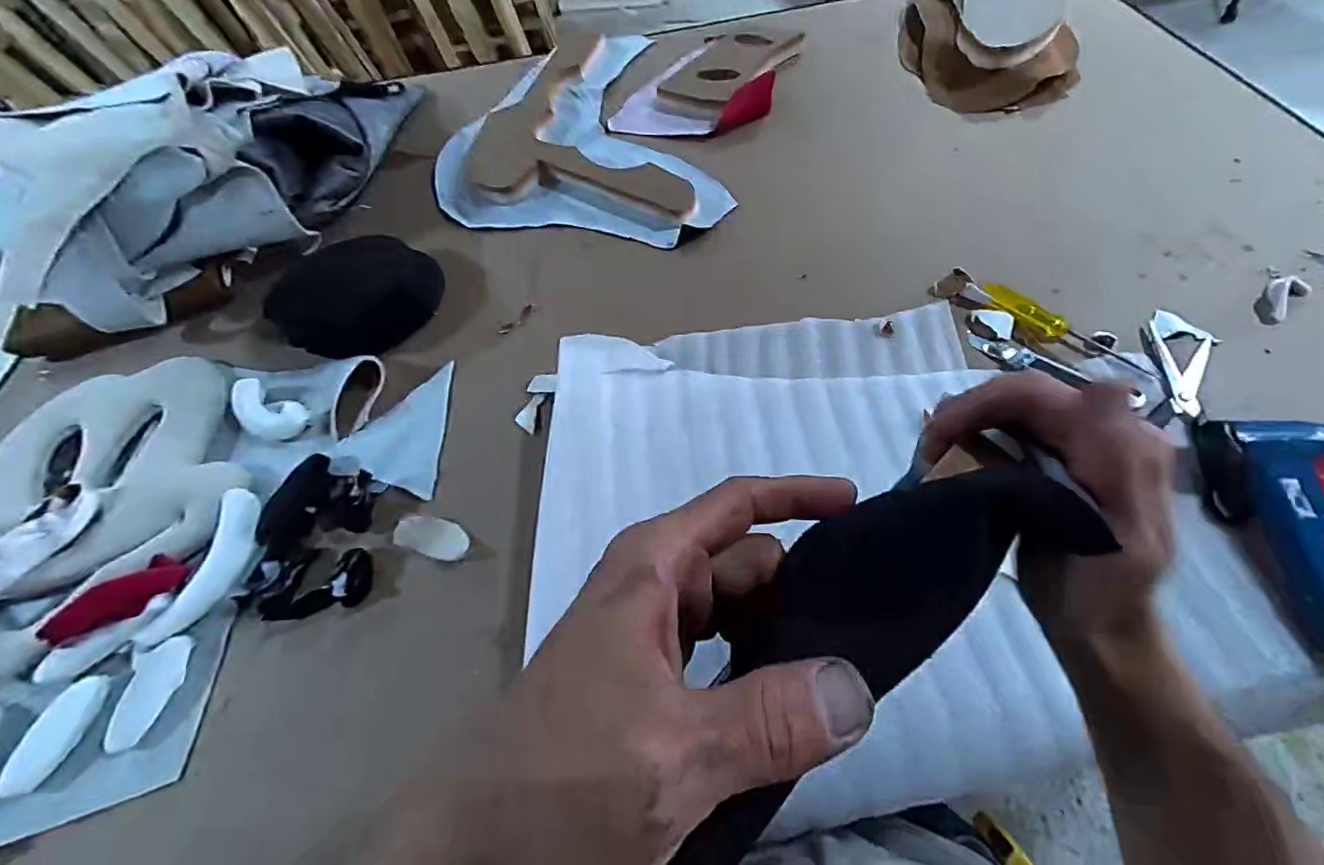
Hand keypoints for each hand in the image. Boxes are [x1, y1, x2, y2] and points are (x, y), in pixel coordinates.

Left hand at [368, 477, 875, 863]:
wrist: (459, 862)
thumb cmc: (555, 786)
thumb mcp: (670, 756)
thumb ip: (767, 720)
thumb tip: (858, 690)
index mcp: (653, 567)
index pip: (740, 503)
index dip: (799, 495)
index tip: (855, 505)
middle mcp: (654, 588)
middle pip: (748, 560)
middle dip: (801, 584)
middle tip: (864, 626)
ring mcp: (651, 638)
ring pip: (739, 613)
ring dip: (784, 633)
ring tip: (837, 669)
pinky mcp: (651, 686)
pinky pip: (725, 657)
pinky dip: (760, 668)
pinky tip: (788, 708)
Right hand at [921, 373, 1175, 645]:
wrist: (1103, 625)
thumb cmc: (1106, 598)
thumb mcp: (1128, 550)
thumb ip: (1129, 475)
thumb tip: (1108, 392)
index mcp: (1126, 446)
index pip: (1045, 396)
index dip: (983, 402)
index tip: (937, 434)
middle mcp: (1114, 426)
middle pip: (1028, 392)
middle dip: (970, 409)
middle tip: (928, 446)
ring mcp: (1090, 432)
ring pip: (1018, 400)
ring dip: (972, 416)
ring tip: (936, 447)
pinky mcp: (1068, 443)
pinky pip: (1018, 417)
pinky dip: (983, 426)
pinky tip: (958, 446)